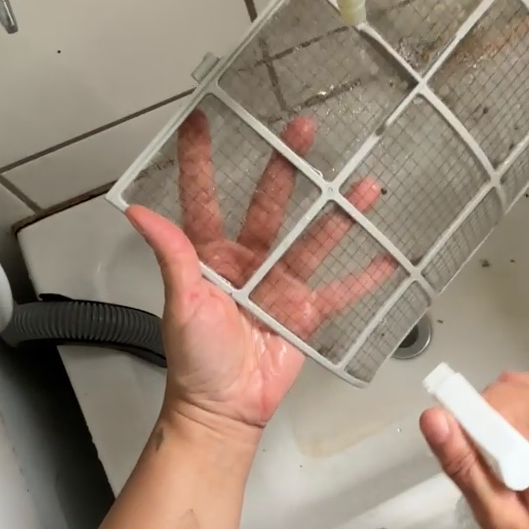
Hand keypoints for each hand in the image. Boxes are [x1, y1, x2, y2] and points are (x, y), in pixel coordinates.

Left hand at [129, 109, 394, 432]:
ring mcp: (281, 285)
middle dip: (288, 166)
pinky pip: (340, 289)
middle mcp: (249, 263)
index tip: (201, 122)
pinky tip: (386, 258)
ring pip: (315, 239)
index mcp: (212, 257)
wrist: (226, 407)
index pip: (204, 198)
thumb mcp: (183, 303)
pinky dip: (364, 277)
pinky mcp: (306, 311)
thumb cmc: (196, 361)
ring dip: (341, 214)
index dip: (200, 160)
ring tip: (365, 187)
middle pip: (271, 204)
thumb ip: (173, 256)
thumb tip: (141, 213)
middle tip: (303, 130)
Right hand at [419, 371, 528, 528]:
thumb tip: (433, 416)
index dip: (470, 419)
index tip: (472, 456)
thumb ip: (463, 464)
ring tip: (513, 458)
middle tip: (493, 466)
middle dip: (490, 418)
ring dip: (512, 412)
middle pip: (511, 389)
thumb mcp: (497, 517)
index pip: (492, 397)